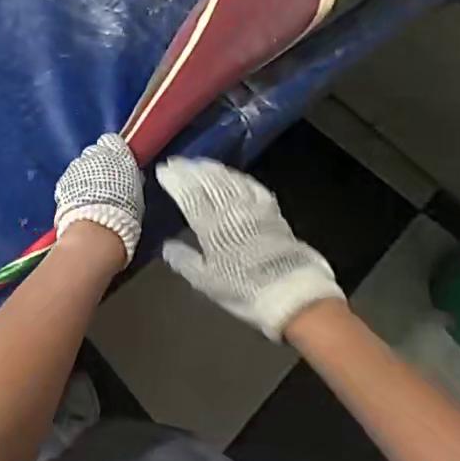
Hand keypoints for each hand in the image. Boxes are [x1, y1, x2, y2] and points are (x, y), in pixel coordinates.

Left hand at [54, 133, 143, 257]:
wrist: (97, 225)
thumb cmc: (124, 210)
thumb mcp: (136, 191)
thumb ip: (130, 177)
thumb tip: (131, 175)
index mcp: (117, 154)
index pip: (111, 141)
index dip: (112, 150)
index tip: (115, 160)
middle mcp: (93, 156)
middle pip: (93, 152)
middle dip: (97, 163)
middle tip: (103, 180)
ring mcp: (75, 167)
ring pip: (79, 165)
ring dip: (83, 175)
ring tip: (90, 193)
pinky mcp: (63, 180)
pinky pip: (69, 179)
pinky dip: (73, 186)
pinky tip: (78, 199)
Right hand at [153, 157, 341, 339]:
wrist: (295, 298)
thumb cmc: (245, 289)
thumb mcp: (206, 281)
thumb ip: (184, 260)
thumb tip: (168, 246)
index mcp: (212, 228)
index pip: (190, 195)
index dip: (176, 180)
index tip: (164, 170)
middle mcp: (233, 213)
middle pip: (210, 183)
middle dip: (191, 170)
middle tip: (178, 162)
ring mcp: (256, 211)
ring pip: (232, 182)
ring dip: (214, 170)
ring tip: (201, 164)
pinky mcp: (274, 215)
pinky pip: (255, 189)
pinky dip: (241, 179)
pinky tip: (235, 176)